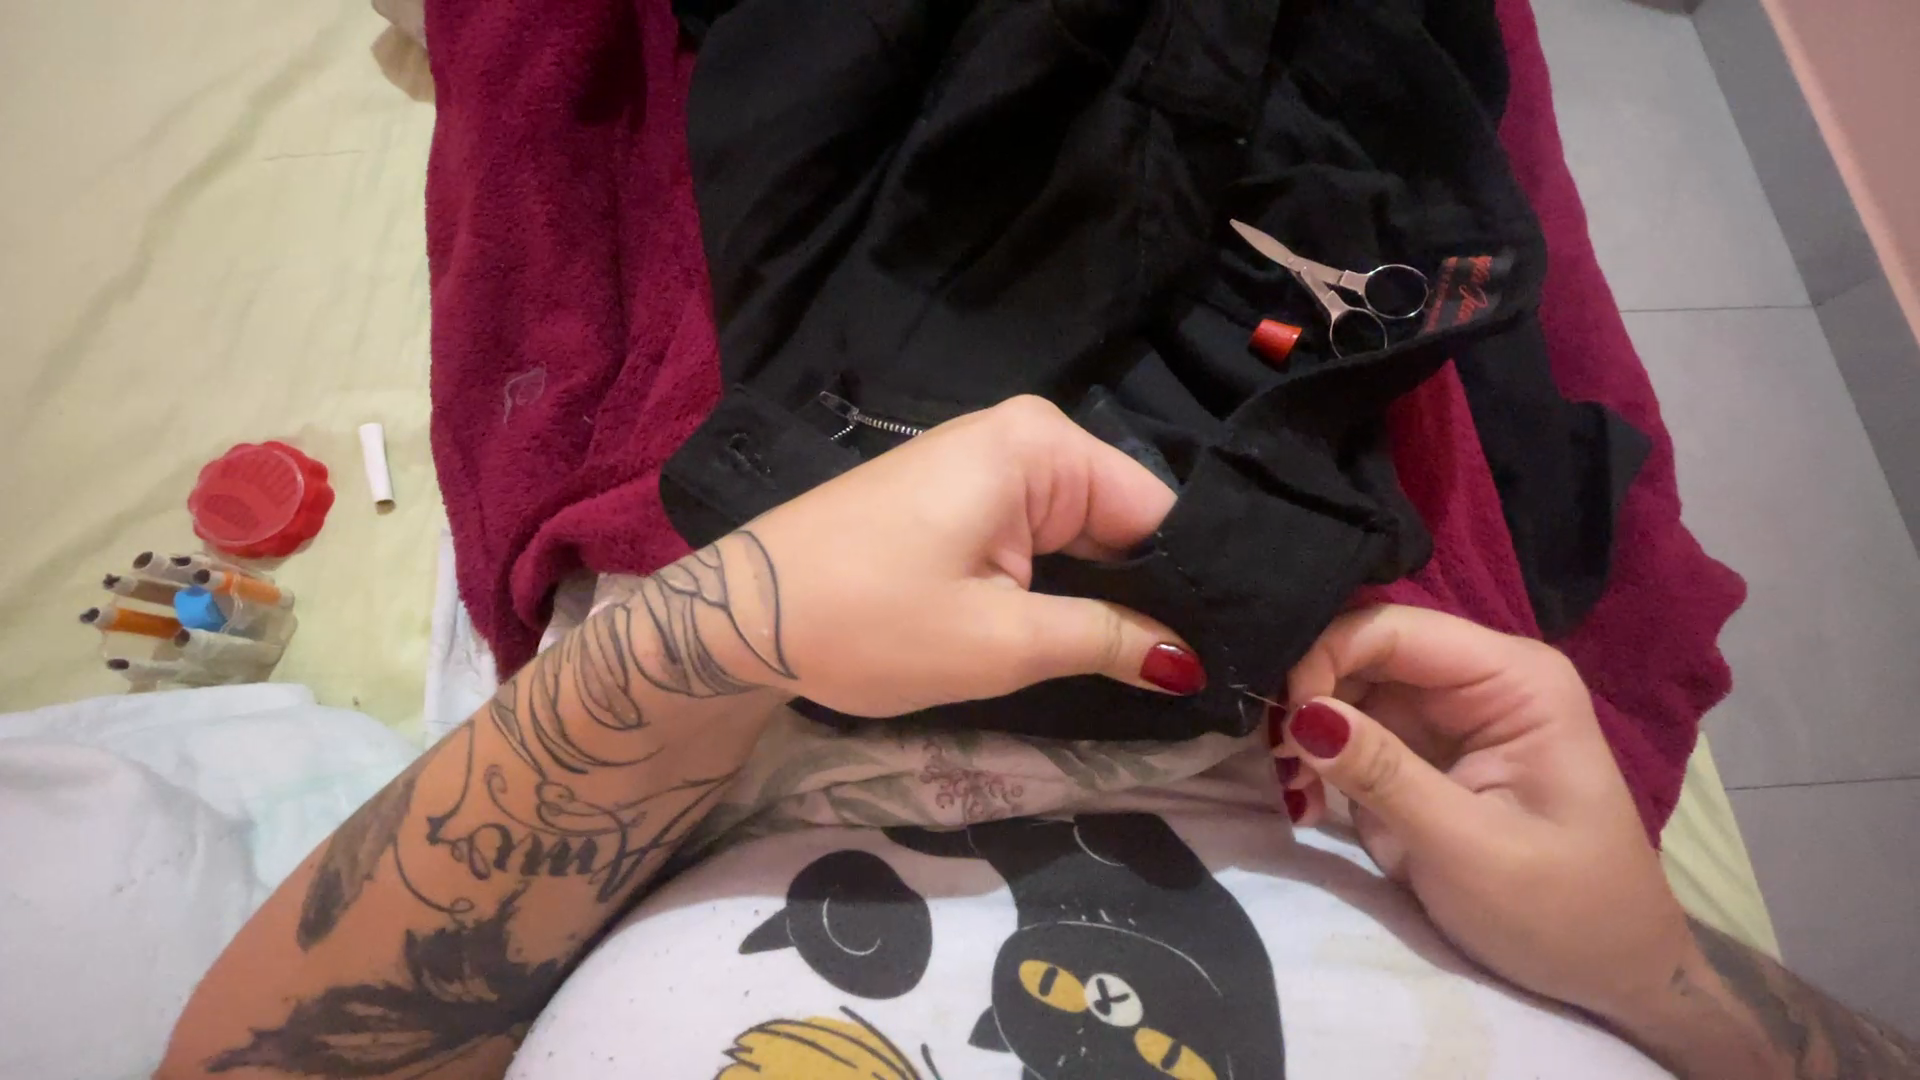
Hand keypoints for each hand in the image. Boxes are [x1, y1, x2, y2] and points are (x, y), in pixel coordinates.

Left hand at [741, 396, 1202, 716]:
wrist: (743, 617)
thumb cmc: (869, 622)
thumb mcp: (1000, 641)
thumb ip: (1107, 638)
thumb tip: (1191, 660)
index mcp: (1042, 446)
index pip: (1159, 513)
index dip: (1197, 585)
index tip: (1234, 650)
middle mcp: (1024, 437)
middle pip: (1123, 520)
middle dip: (1153, 593)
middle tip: (1203, 673)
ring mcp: (989, 465)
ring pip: (1082, 535)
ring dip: (1107, 595)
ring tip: (1158, 664)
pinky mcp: (962, 497)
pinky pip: (1039, 538)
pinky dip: (1061, 585)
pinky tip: (1089, 632)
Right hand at [1275, 605, 1691, 1023]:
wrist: (1598, 976)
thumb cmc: (1561, 913)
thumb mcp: (1470, 849)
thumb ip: (1384, 774)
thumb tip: (1302, 716)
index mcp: (1511, 678)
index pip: (1393, 629)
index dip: (1326, 657)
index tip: (1288, 722)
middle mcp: (1470, 677)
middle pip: (1356, 650)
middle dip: (1305, 696)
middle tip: (1275, 758)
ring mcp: (1436, 710)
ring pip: (1336, 685)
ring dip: (1301, 731)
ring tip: (1292, 789)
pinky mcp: (1408, 744)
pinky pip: (1338, 725)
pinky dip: (1310, 756)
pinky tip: (1305, 799)